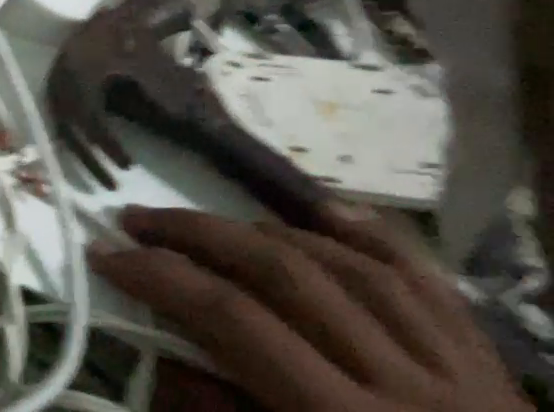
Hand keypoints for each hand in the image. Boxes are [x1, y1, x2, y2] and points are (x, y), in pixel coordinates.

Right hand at [90, 204, 528, 411]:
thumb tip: (162, 354)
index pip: (234, 319)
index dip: (160, 276)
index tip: (104, 253)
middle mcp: (407, 388)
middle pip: (285, 274)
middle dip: (198, 234)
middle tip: (137, 220)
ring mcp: (462, 374)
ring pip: (350, 266)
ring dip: (266, 232)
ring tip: (211, 225)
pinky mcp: (493, 369)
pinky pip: (427, 284)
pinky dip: (372, 239)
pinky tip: (322, 209)